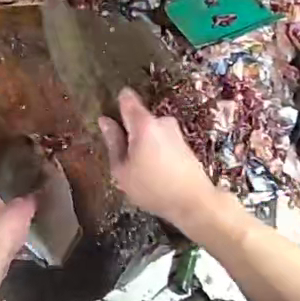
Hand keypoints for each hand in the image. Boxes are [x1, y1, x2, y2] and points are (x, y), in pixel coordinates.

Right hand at [99, 88, 230, 230]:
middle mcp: (161, 121)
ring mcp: (175, 131)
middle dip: (130, 133)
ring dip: (144, 144)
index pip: (127, 99)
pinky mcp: (184, 143)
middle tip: (125, 158)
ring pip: (150, 131)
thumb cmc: (152, 188)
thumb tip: (105, 120)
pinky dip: (156, 151)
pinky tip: (156, 172)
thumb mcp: (122, 170)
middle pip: (138, 118)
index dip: (116, 104)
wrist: (194, 201)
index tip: (110, 119)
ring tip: (141, 169)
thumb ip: (113, 142)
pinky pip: (162, 140)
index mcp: (143, 124)